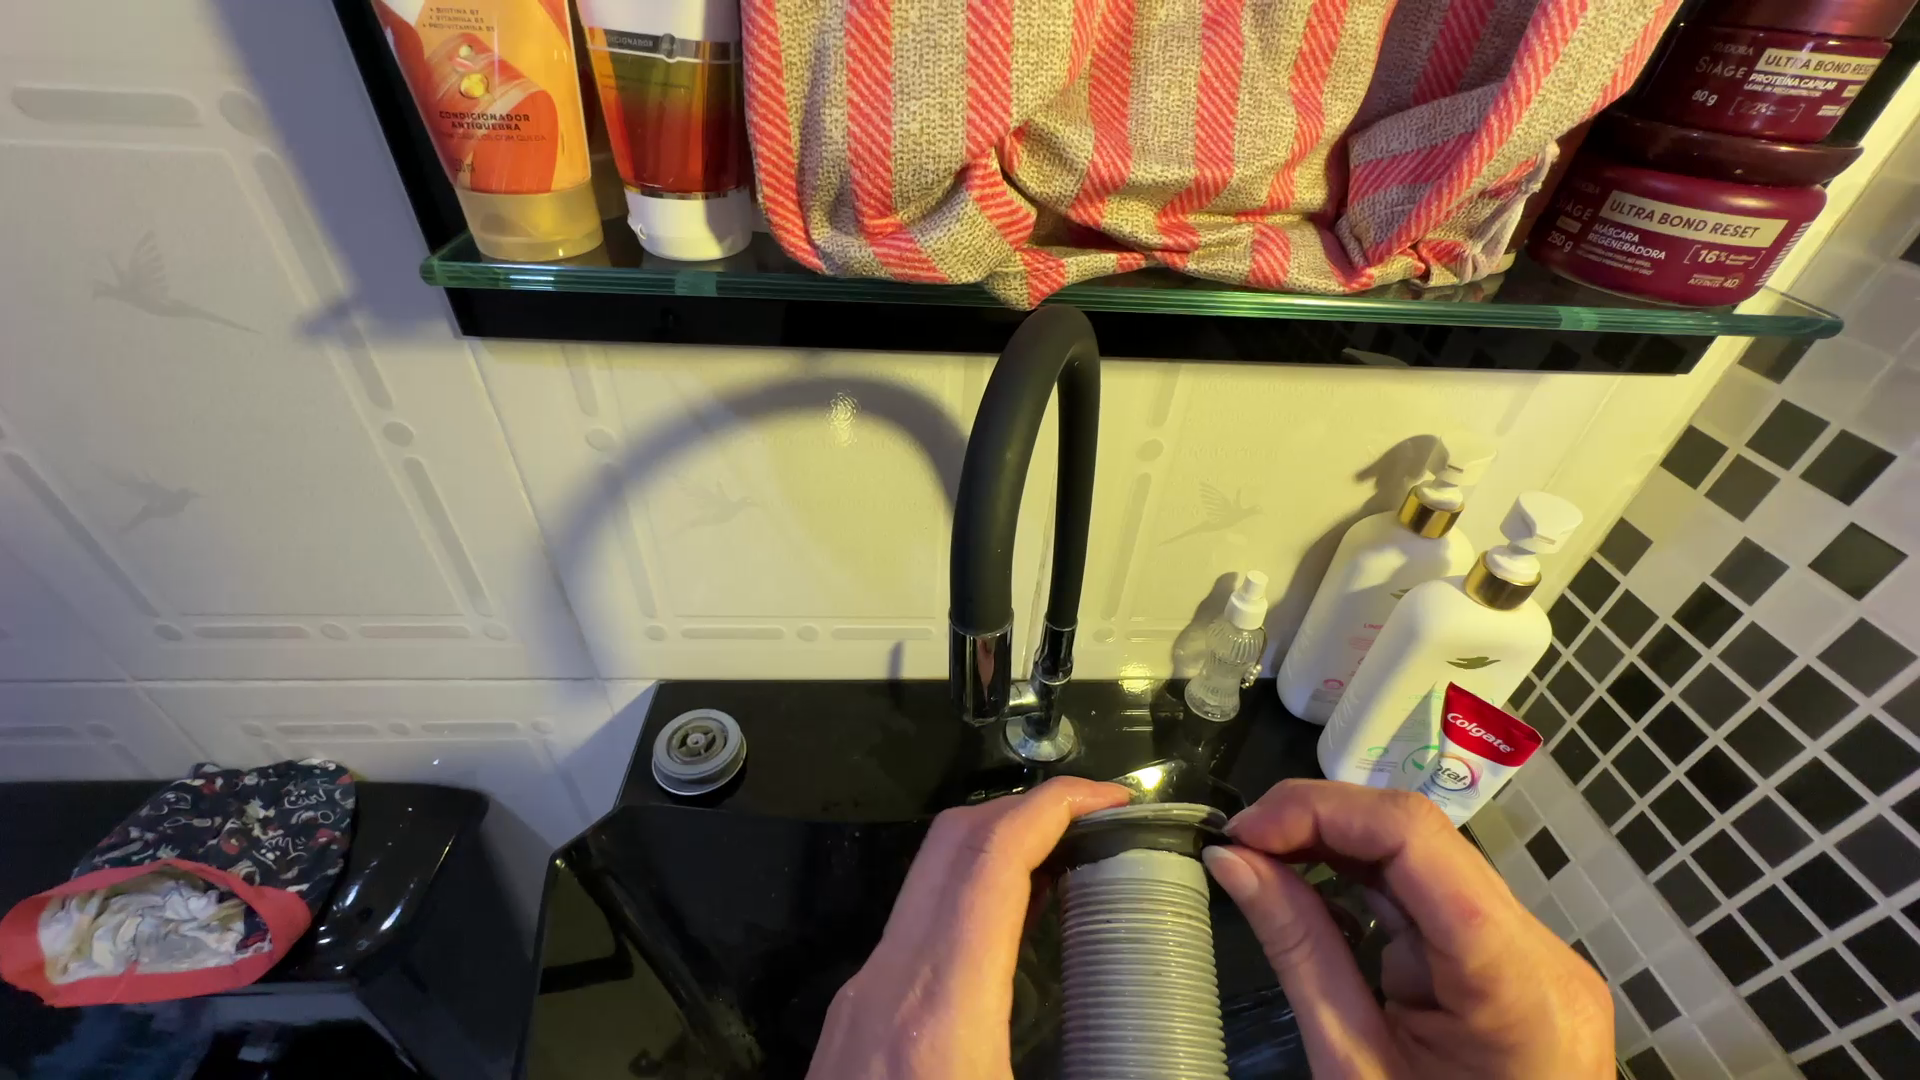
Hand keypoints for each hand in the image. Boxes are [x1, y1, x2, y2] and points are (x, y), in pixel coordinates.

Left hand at [806, 776, 1131, 1079]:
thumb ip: (1106, 1052)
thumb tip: (1176, 1051)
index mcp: (938, 1014)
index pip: (989, 859)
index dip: (1054, 807)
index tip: (1113, 800)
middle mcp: (888, 982)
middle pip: (953, 843)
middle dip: (1031, 808)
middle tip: (1102, 822)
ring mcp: (864, 993)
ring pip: (933, 873)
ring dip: (1003, 846)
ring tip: (1074, 860)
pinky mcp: (860, 1015)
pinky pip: (924, 917)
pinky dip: (978, 892)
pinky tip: (1023, 922)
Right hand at [1203, 779, 1612, 1079]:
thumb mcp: (1352, 1067)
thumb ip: (1296, 948)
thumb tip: (1228, 858)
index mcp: (1515, 980)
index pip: (1412, 835)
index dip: (1318, 810)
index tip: (1244, 833)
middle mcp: (1537, 946)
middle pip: (1415, 833)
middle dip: (1316, 819)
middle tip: (1241, 843)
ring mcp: (1528, 950)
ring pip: (1417, 849)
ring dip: (1330, 839)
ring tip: (1261, 854)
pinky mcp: (1505, 957)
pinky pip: (1422, 886)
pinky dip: (1356, 871)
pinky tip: (1306, 876)